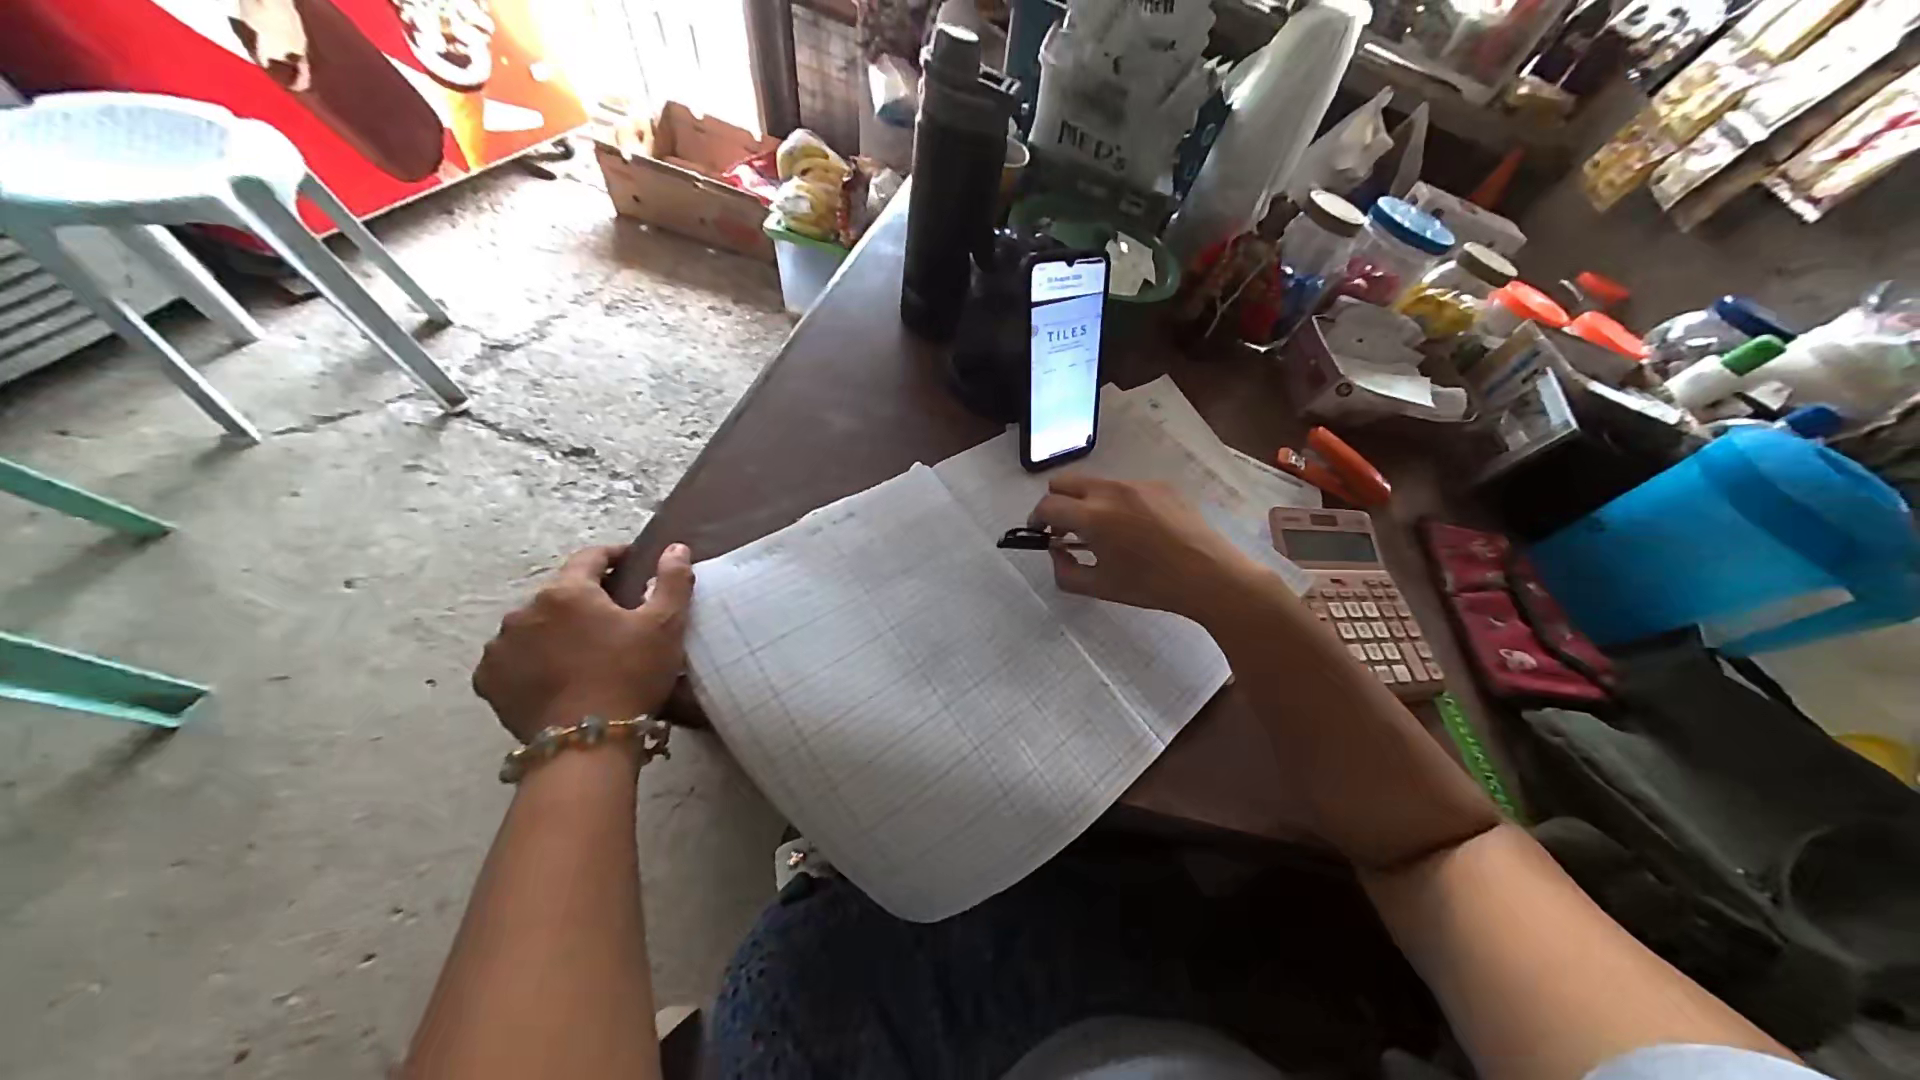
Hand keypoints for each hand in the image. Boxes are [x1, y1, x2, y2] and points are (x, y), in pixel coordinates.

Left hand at [474, 543, 693, 742]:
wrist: (585, 743)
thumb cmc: (630, 676)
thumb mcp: (665, 626)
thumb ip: (673, 581)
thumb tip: (676, 547)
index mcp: (567, 592)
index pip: (590, 557)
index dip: (613, 555)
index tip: (631, 562)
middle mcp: (524, 610)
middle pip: (561, 594)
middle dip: (586, 599)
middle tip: (614, 619)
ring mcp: (501, 646)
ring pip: (534, 625)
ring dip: (556, 629)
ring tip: (583, 652)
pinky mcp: (488, 679)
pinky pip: (513, 657)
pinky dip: (532, 658)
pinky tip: (554, 674)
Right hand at [1027, 475, 1260, 621]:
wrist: (1210, 575)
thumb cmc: (1151, 586)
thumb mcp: (1100, 588)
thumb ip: (1064, 571)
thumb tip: (1056, 551)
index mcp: (1093, 517)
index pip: (1047, 505)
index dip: (1036, 519)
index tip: (1040, 532)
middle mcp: (1111, 491)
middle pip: (1064, 482)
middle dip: (1056, 503)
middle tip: (1064, 528)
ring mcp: (1137, 484)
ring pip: (1095, 483)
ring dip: (1086, 502)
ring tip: (1102, 531)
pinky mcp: (1159, 485)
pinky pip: (1124, 487)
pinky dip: (1116, 503)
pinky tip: (1135, 529)